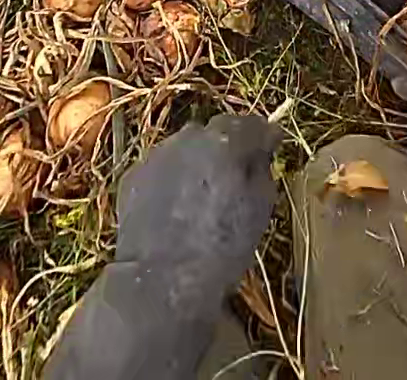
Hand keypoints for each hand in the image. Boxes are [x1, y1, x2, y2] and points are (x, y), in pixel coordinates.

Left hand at [44, 114, 276, 379]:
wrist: (161, 282)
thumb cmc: (221, 247)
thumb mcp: (260, 208)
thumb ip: (262, 170)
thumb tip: (258, 155)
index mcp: (226, 140)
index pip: (252, 124)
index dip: (264, 136)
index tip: (271, 147)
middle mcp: (191, 136)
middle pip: (217, 132)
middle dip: (229, 147)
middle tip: (236, 176)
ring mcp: (159, 152)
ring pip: (187, 147)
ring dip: (198, 161)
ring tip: (202, 196)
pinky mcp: (135, 174)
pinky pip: (163, 167)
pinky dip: (172, 179)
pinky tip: (175, 208)